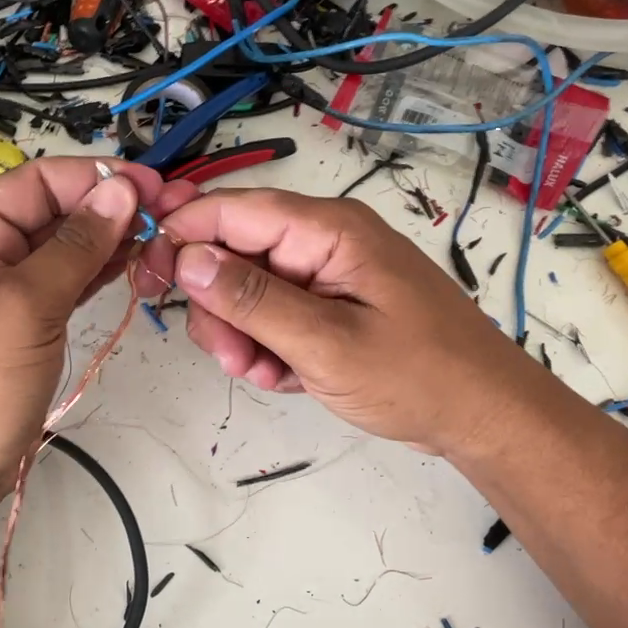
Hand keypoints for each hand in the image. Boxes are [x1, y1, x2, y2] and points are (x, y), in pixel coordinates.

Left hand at [0, 158, 199, 493]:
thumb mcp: (24, 309)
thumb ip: (73, 248)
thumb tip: (120, 191)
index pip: (36, 183)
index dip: (93, 177)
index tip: (152, 186)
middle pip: (53, 211)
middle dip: (109, 206)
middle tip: (171, 213)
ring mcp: (7, 288)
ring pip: (65, 246)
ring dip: (110, 238)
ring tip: (162, 237)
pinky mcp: (27, 320)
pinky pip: (67, 280)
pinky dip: (99, 270)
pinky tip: (134, 263)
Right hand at [143, 188, 544, 453]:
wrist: (482, 416)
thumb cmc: (418, 376)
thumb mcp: (326, 343)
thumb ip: (252, 300)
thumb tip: (187, 259)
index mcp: (326, 230)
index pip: (231, 210)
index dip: (181, 235)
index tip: (145, 277)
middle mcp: (319, 242)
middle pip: (230, 254)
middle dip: (218, 307)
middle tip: (234, 357)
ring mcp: (321, 275)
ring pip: (242, 291)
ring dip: (239, 335)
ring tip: (268, 372)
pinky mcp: (322, 306)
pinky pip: (268, 316)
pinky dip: (264, 348)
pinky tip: (286, 375)